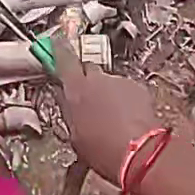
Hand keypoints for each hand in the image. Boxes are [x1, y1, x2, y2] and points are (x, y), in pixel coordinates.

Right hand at [50, 33, 163, 183]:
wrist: (139, 153)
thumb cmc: (103, 150)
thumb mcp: (75, 134)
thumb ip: (67, 108)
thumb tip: (62, 97)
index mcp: (76, 88)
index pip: (64, 58)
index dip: (58, 48)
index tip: (55, 41)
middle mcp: (97, 79)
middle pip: (87, 69)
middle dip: (85, 79)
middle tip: (85, 99)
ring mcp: (118, 81)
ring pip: (107, 81)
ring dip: (106, 93)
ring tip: (108, 119)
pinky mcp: (137, 87)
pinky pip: (125, 89)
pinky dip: (123, 100)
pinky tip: (124, 120)